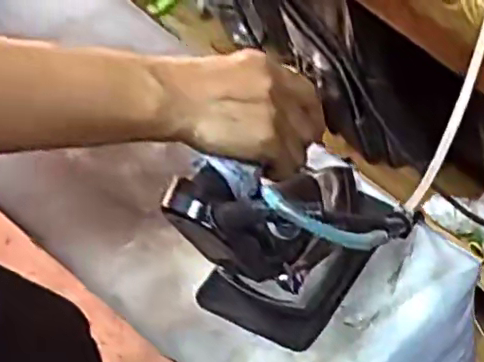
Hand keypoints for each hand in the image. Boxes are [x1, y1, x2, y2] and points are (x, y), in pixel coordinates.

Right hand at [152, 51, 323, 176]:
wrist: (172, 98)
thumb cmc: (190, 88)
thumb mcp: (235, 74)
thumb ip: (263, 90)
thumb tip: (279, 113)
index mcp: (268, 66)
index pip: (309, 94)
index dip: (311, 117)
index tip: (304, 131)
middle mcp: (278, 87)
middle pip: (311, 126)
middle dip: (302, 143)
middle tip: (287, 152)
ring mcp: (277, 115)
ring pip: (302, 150)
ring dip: (290, 161)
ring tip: (271, 162)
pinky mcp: (272, 140)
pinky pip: (289, 166)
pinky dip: (280, 173)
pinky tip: (265, 170)